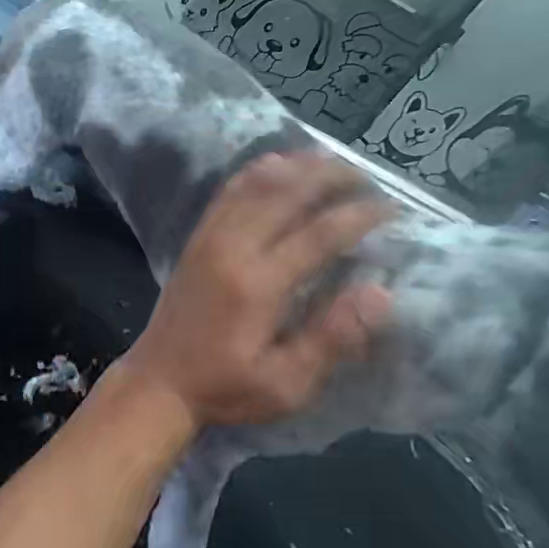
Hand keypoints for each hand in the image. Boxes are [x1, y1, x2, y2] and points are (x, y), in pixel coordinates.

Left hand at [115, 152, 393, 428]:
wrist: (158, 381)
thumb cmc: (226, 388)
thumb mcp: (285, 384)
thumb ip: (331, 338)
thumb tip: (380, 295)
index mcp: (260, 284)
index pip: (319, 234)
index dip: (359, 216)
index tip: (390, 209)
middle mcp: (235, 247)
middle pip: (288, 194)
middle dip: (332, 177)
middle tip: (365, 176)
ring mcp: (212, 236)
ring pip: (258, 183)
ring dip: (298, 166)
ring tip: (331, 159)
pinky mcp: (198, 236)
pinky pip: (230, 190)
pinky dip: (257, 171)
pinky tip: (278, 162)